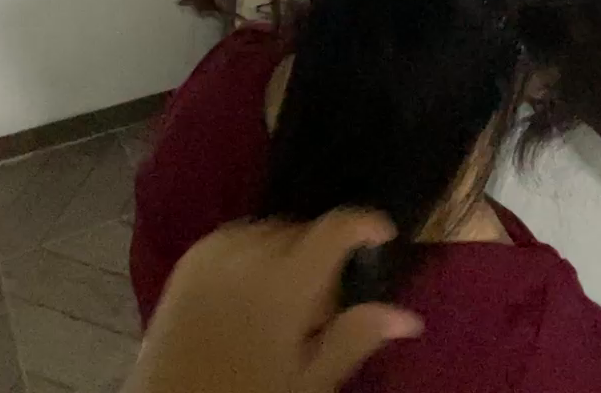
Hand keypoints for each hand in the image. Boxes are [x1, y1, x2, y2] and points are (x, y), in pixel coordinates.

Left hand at [124, 209, 424, 392]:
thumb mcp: (309, 382)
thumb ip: (355, 337)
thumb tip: (408, 316)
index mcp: (286, 279)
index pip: (337, 226)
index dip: (366, 223)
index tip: (383, 236)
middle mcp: (252, 249)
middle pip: (305, 231)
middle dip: (321, 258)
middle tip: (318, 312)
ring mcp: (217, 247)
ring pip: (273, 231)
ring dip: (287, 254)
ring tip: (281, 308)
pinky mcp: (191, 254)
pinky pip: (238, 235)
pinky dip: (254, 252)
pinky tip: (250, 293)